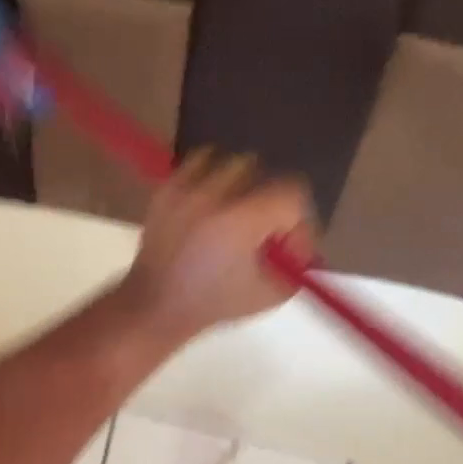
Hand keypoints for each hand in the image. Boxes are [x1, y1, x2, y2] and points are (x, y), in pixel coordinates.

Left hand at [115, 149, 317, 342]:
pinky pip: (197, 162)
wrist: (157, 302)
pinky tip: (210, 201)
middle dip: (270, 199)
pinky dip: (210, 175)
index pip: (292, 192)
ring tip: (235, 211)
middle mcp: (215, 195)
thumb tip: (305, 252)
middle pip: (262, 172)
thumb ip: (297, 269)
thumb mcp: (270, 294)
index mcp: (243, 220)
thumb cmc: (215, 302)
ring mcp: (187, 187)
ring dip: (241, 183)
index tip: (287, 245)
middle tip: (263, 229)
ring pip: (229, 161)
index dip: (298, 220)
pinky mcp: (167, 188)